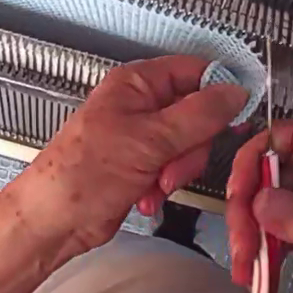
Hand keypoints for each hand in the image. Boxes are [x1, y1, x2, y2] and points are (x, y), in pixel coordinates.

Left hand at [7, 56, 246, 256]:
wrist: (56, 221)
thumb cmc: (81, 174)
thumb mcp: (150, 139)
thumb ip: (199, 115)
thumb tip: (233, 94)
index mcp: (137, 84)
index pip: (195, 71)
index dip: (220, 92)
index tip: (236, 113)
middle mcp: (140, 106)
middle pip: (198, 114)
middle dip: (192, 146)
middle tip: (175, 162)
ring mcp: (142, 137)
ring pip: (189, 146)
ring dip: (178, 170)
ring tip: (156, 182)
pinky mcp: (142, 165)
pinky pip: (174, 168)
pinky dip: (166, 185)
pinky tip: (147, 194)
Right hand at [227, 121, 292, 292]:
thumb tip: (260, 201)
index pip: (292, 138)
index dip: (257, 157)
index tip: (239, 197)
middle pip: (272, 171)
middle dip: (247, 207)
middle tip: (241, 250)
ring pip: (269, 203)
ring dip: (250, 233)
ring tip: (245, 272)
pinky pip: (279, 229)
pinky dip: (263, 249)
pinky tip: (257, 275)